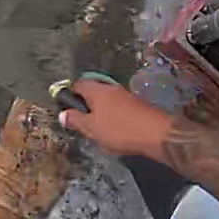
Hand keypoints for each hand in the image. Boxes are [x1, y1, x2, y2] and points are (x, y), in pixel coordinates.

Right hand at [58, 79, 174, 159]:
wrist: (157, 134)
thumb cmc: (119, 130)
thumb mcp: (92, 129)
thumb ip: (76, 120)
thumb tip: (62, 114)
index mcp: (97, 90)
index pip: (77, 84)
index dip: (70, 94)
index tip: (66, 108)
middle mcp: (110, 88)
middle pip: (92, 91)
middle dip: (86, 104)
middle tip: (82, 122)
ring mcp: (125, 95)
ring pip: (106, 99)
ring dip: (100, 111)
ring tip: (98, 129)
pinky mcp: (136, 105)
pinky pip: (118, 106)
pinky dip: (113, 115)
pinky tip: (115, 129)